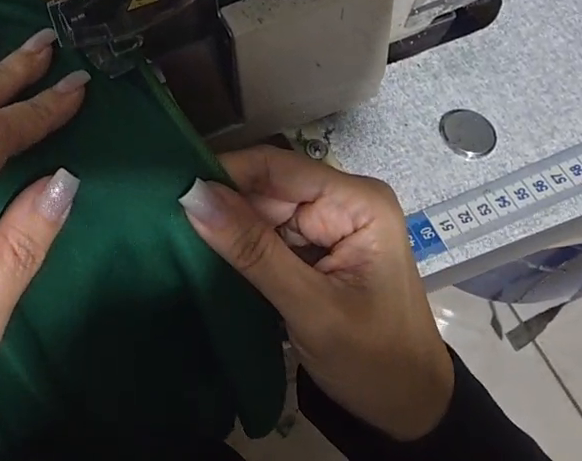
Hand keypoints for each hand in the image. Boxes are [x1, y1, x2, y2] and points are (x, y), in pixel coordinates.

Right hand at [180, 146, 453, 441]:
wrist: (410, 414)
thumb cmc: (374, 363)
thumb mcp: (311, 309)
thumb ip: (252, 250)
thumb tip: (193, 195)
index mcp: (358, 201)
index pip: (278, 167)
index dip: (225, 173)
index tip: (175, 188)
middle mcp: (343, 198)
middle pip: (266, 184)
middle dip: (223, 202)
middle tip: (171, 217)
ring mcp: (328, 221)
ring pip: (260, 206)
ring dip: (227, 223)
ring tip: (181, 232)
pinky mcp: (314, 243)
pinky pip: (266, 228)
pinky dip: (240, 242)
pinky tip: (210, 248)